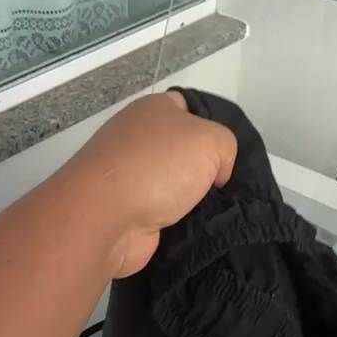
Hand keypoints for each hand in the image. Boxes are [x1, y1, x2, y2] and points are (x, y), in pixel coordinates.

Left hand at [55, 91, 236, 278]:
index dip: (214, 125)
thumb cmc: (158, 165)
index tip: (232, 152)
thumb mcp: (211, 139)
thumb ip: (225, 145)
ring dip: (195, 199)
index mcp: (152, 110)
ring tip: (222, 211)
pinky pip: (164, 212)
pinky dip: (180, 221)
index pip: (189, 107)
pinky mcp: (127, 210)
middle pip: (183, 149)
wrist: (104, 217)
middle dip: (207, 168)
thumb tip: (215, 173)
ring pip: (175, 183)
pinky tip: (200, 229)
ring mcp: (128, 175)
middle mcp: (137, 138)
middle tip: (231, 186)